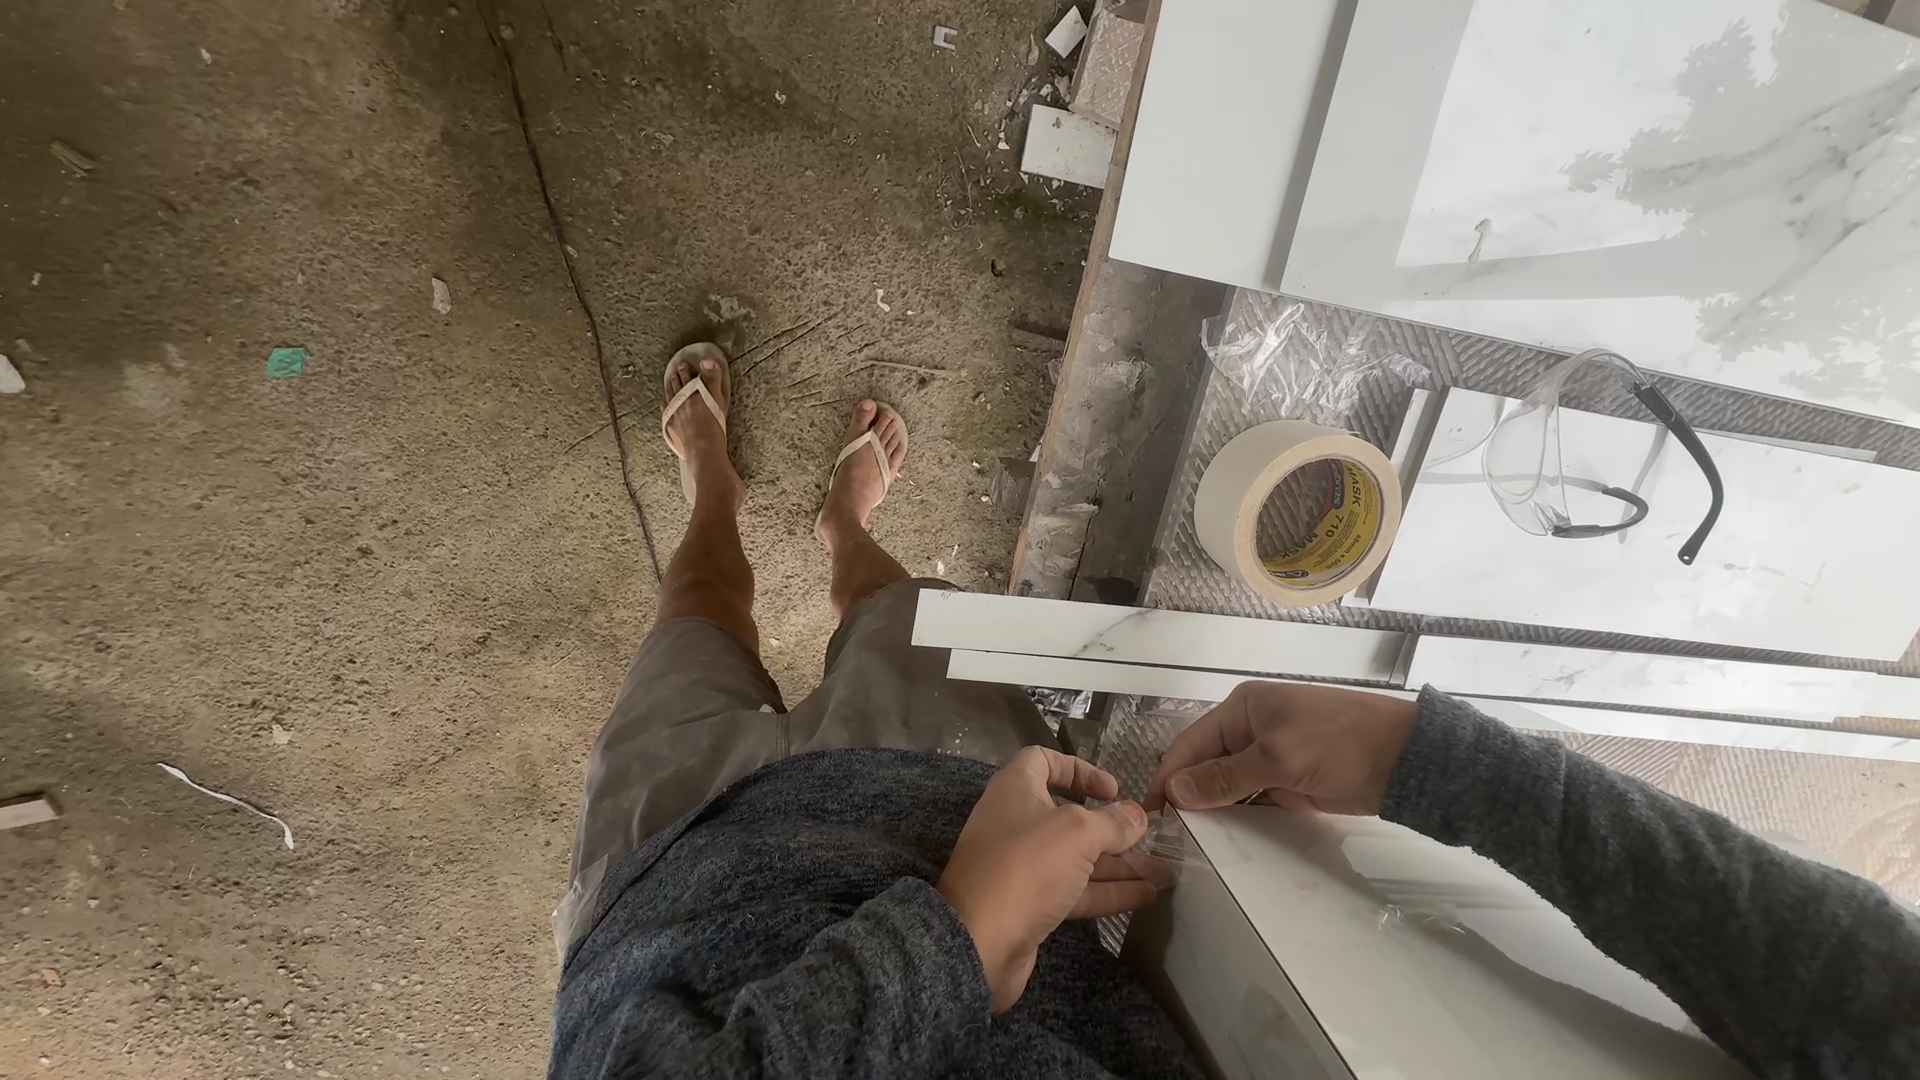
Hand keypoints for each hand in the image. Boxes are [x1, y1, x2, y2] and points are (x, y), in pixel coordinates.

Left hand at [937, 746, 1155, 1012]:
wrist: (980, 941)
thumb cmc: (1026, 866)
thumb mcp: (1077, 832)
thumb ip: (1112, 821)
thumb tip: (1137, 814)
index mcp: (1016, 788)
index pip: (1044, 760)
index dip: (1079, 769)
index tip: (1113, 789)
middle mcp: (1016, 820)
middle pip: (1068, 814)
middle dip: (1111, 826)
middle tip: (1149, 836)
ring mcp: (1022, 864)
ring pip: (1077, 856)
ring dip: (1119, 863)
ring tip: (1164, 873)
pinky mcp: (1030, 903)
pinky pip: (1074, 888)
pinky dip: (1107, 891)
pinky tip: (1145, 897)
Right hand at [1147, 682, 1417, 814]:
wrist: (1408, 760)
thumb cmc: (1339, 742)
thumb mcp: (1278, 757)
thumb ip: (1226, 777)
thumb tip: (1176, 791)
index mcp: (1240, 709)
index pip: (1190, 743)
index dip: (1169, 775)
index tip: (1152, 811)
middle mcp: (1248, 729)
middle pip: (1205, 764)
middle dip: (1189, 793)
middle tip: (1171, 832)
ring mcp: (1268, 756)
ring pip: (1226, 785)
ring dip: (1214, 808)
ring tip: (1194, 840)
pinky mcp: (1287, 781)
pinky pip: (1251, 799)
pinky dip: (1239, 816)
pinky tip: (1227, 837)